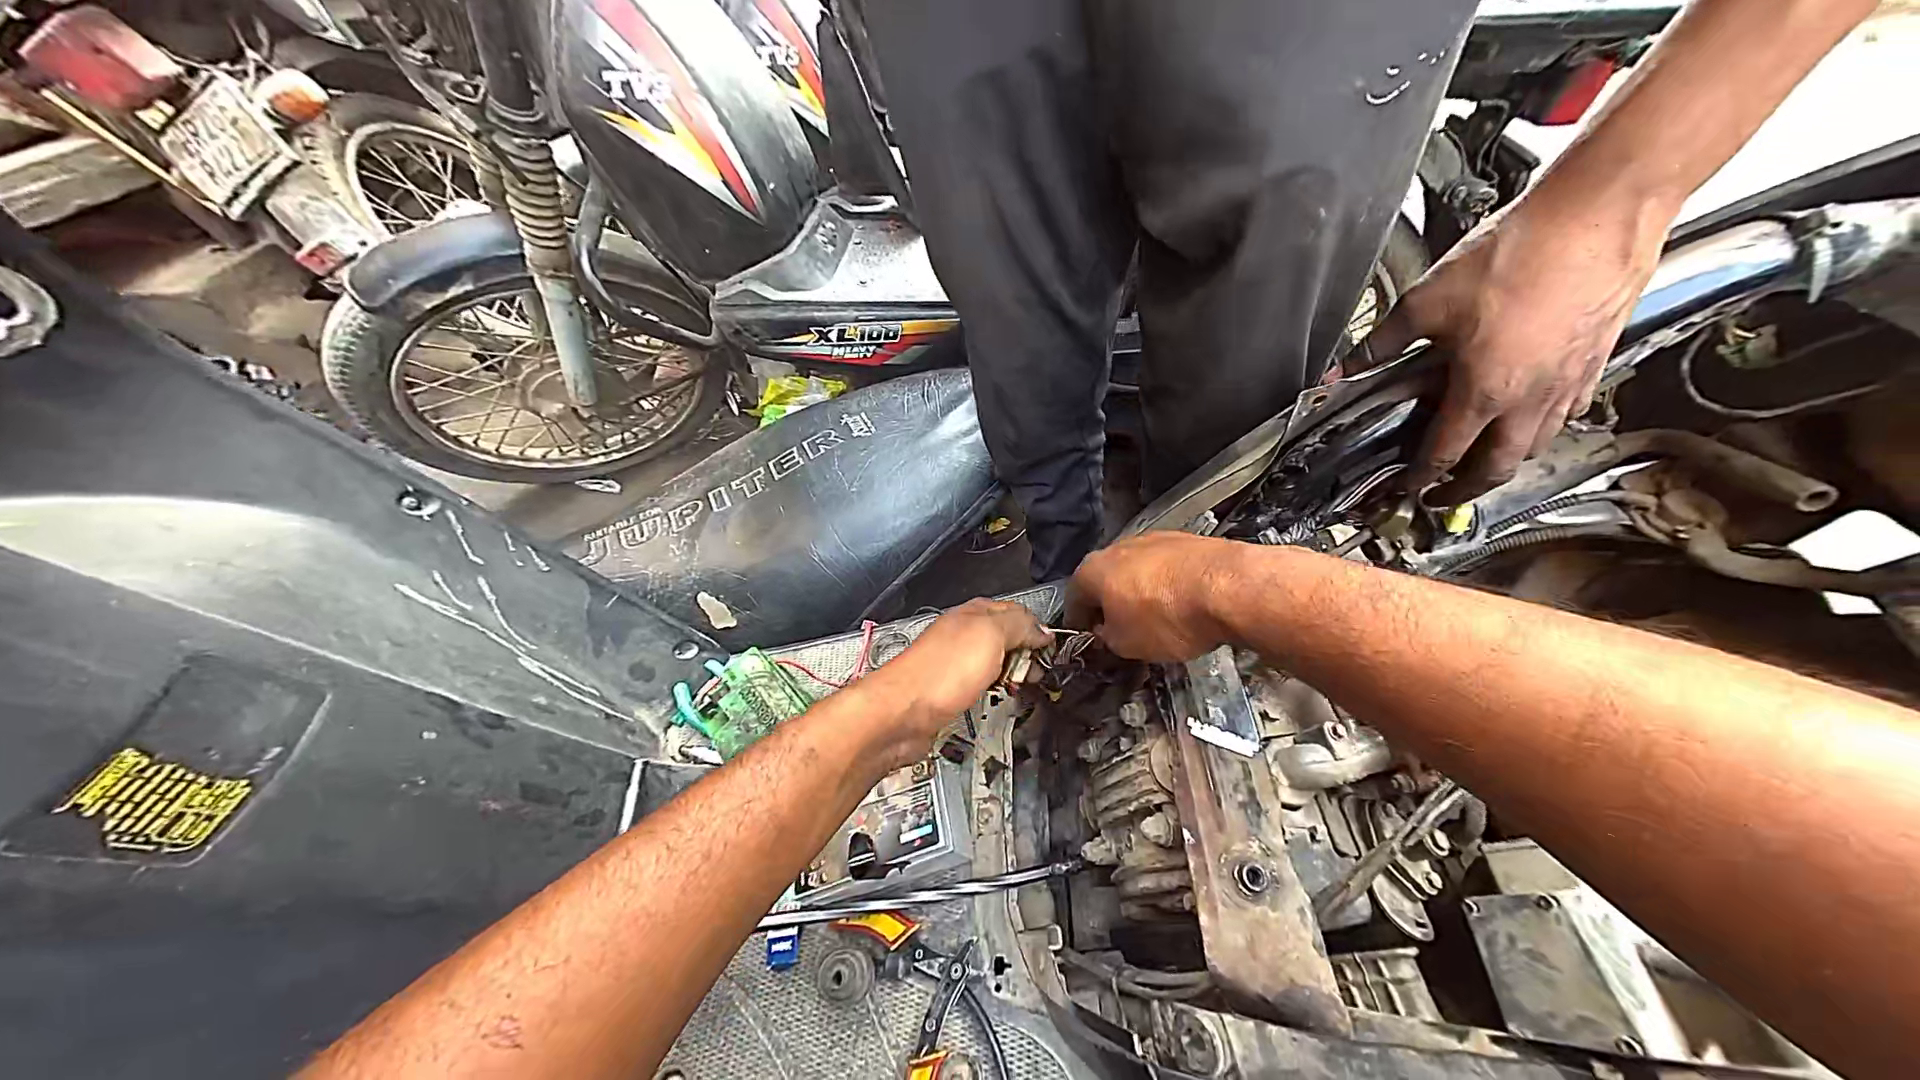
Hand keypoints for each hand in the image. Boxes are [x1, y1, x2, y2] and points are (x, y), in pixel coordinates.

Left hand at [862, 599, 1046, 756]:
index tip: (1052, 646)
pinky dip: (995, 689)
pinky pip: (980, 684)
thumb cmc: (937, 674)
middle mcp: (962, 635)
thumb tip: (1041, 628)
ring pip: (993, 662)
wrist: (900, 714)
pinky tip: (998, 697)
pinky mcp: (948, 691)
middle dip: (1026, 652)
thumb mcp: (989, 635)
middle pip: (1005, 637)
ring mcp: (954, 664)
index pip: (1015, 611)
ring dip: (1012, 672)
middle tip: (1039, 670)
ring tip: (1023, 684)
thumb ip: (1018, 625)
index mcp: (973, 614)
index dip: (1037, 627)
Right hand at [1068, 533, 1243, 662]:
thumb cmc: (1167, 616)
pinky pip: (1168, 568)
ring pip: (1138, 571)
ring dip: (1141, 592)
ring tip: (1158, 620)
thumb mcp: (1126, 645)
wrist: (1229, 587)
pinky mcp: (1187, 540)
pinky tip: (1184, 606)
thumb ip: (1107, 638)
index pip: (1073, 599)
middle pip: (1106, 580)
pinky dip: (1170, 585)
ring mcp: (1154, 539)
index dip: (1079, 624)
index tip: (1088, 639)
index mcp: (1092, 570)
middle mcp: (1118, 547)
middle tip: (1122, 632)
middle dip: (1111, 604)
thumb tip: (1108, 632)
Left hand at [1360, 194, 1667, 502]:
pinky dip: (1542, 428)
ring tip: (1481, 464)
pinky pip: (1568, 412)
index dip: (1420, 479)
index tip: (1407, 489)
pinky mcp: (1598, 358)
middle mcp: (1533, 396)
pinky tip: (1527, 417)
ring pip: (1537, 444)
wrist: (1601, 209)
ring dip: (1505, 463)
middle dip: (1466, 489)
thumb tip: (1344, 368)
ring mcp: (1573, 380)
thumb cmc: (1518, 253)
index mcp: (1486, 390)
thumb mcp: (1425, 303)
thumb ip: (1380, 344)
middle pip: (1499, 466)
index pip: (1445, 454)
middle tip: (1442, 496)